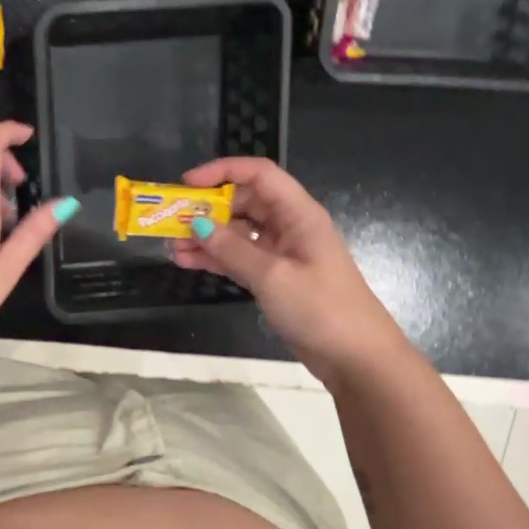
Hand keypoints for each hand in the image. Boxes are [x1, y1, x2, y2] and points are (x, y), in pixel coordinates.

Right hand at [168, 157, 407, 382]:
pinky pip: (239, 258)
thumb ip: (232, 249)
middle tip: (172, 220)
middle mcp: (289, 226)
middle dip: (207, 208)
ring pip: (238, 232)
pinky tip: (187, 262)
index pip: (259, 175)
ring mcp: (282, 253)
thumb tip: (196, 224)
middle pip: (244, 202)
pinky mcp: (275, 277)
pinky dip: (215, 258)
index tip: (187, 183)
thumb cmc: (321, 309)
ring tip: (172, 246)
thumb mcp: (272, 276)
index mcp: (298, 214)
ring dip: (206, 236)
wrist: (356, 357)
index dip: (223, 171)